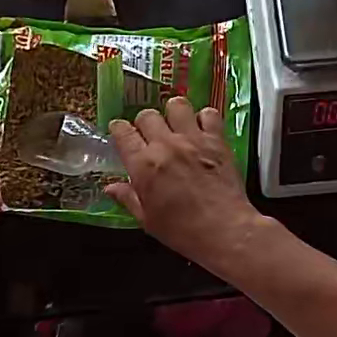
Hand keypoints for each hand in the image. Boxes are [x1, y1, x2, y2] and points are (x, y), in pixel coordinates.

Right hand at [106, 97, 270, 273]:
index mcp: (143, 166)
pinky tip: (202, 129)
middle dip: (144, 123)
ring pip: (176, 105)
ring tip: (175, 125)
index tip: (120, 132)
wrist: (224, 231)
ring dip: (172, 113)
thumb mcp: (148, 220)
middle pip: (147, 116)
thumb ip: (129, 198)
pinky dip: (204, 118)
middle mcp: (166, 146)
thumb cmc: (183, 231)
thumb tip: (111, 188)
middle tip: (148, 135)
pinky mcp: (216, 141)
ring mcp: (193, 140)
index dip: (118, 130)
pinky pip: (208, 114)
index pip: (123, 133)